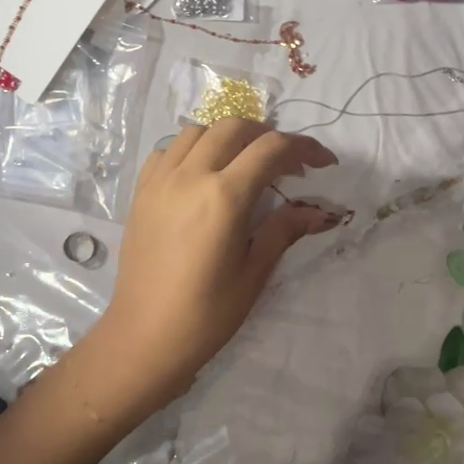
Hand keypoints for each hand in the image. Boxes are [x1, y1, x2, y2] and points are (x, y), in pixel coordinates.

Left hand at [82, 119, 338, 411]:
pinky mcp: (141, 193)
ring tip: (244, 164)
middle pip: (235, 127)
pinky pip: (167, 151)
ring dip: (228, 137)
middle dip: (268, 136)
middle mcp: (189, 176)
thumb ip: (285, 230)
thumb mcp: (254, 273)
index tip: (323, 163)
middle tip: (287, 164)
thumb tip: (321, 212)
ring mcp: (160, 181)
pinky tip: (202, 175)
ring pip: (197, 131)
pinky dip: (191, 149)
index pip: (272, 149)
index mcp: (224, 196)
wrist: (145, 337)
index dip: (304, 149)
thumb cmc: (207, 314)